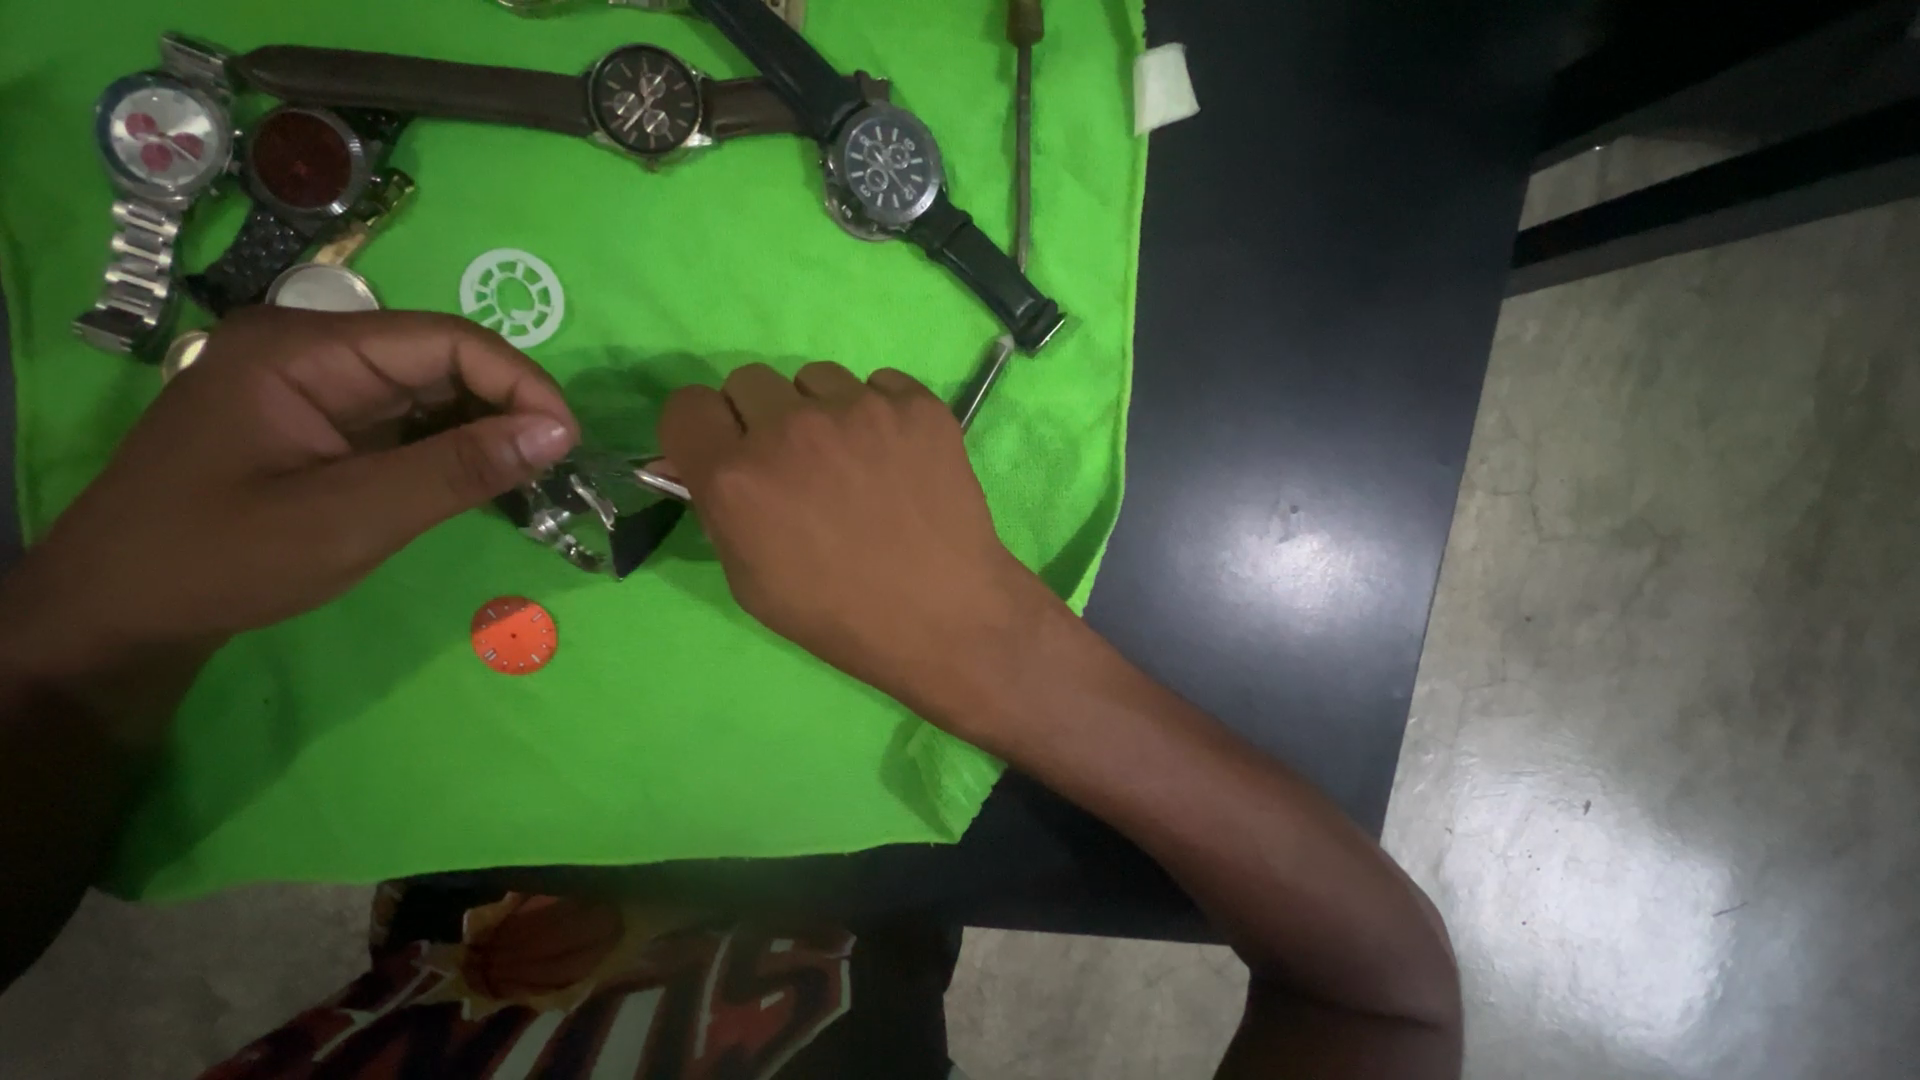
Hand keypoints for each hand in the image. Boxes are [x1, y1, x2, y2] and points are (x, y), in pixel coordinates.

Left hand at [2, 308, 578, 675]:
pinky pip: (412, 417)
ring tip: (528, 474)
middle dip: (510, 405)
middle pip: (443, 357)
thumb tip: (559, 433)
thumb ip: (459, 470)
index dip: (521, 382)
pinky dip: (458, 445)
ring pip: (434, 388)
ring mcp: (317, 385)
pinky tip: (484, 476)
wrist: (118, 610)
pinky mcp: (327, 421)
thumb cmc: (224, 560)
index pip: (446, 340)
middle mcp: (313, 351)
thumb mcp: (352, 518)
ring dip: (489, 426)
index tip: (567, 442)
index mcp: (304, 351)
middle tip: (554, 464)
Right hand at [657, 361, 1063, 737]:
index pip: (687, 405)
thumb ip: (719, 510)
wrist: (944, 615)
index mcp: (735, 477)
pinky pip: (879, 384)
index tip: (724, 448)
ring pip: (816, 378)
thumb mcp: (751, 581)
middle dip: (760, 416)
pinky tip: (898, 458)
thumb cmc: (838, 615)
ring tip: (855, 461)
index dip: (703, 429)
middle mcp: (790, 428)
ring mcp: (858, 409)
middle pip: (749, 381)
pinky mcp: (916, 405)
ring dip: (822, 410)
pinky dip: (880, 413)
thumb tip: (697, 464)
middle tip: (795, 462)